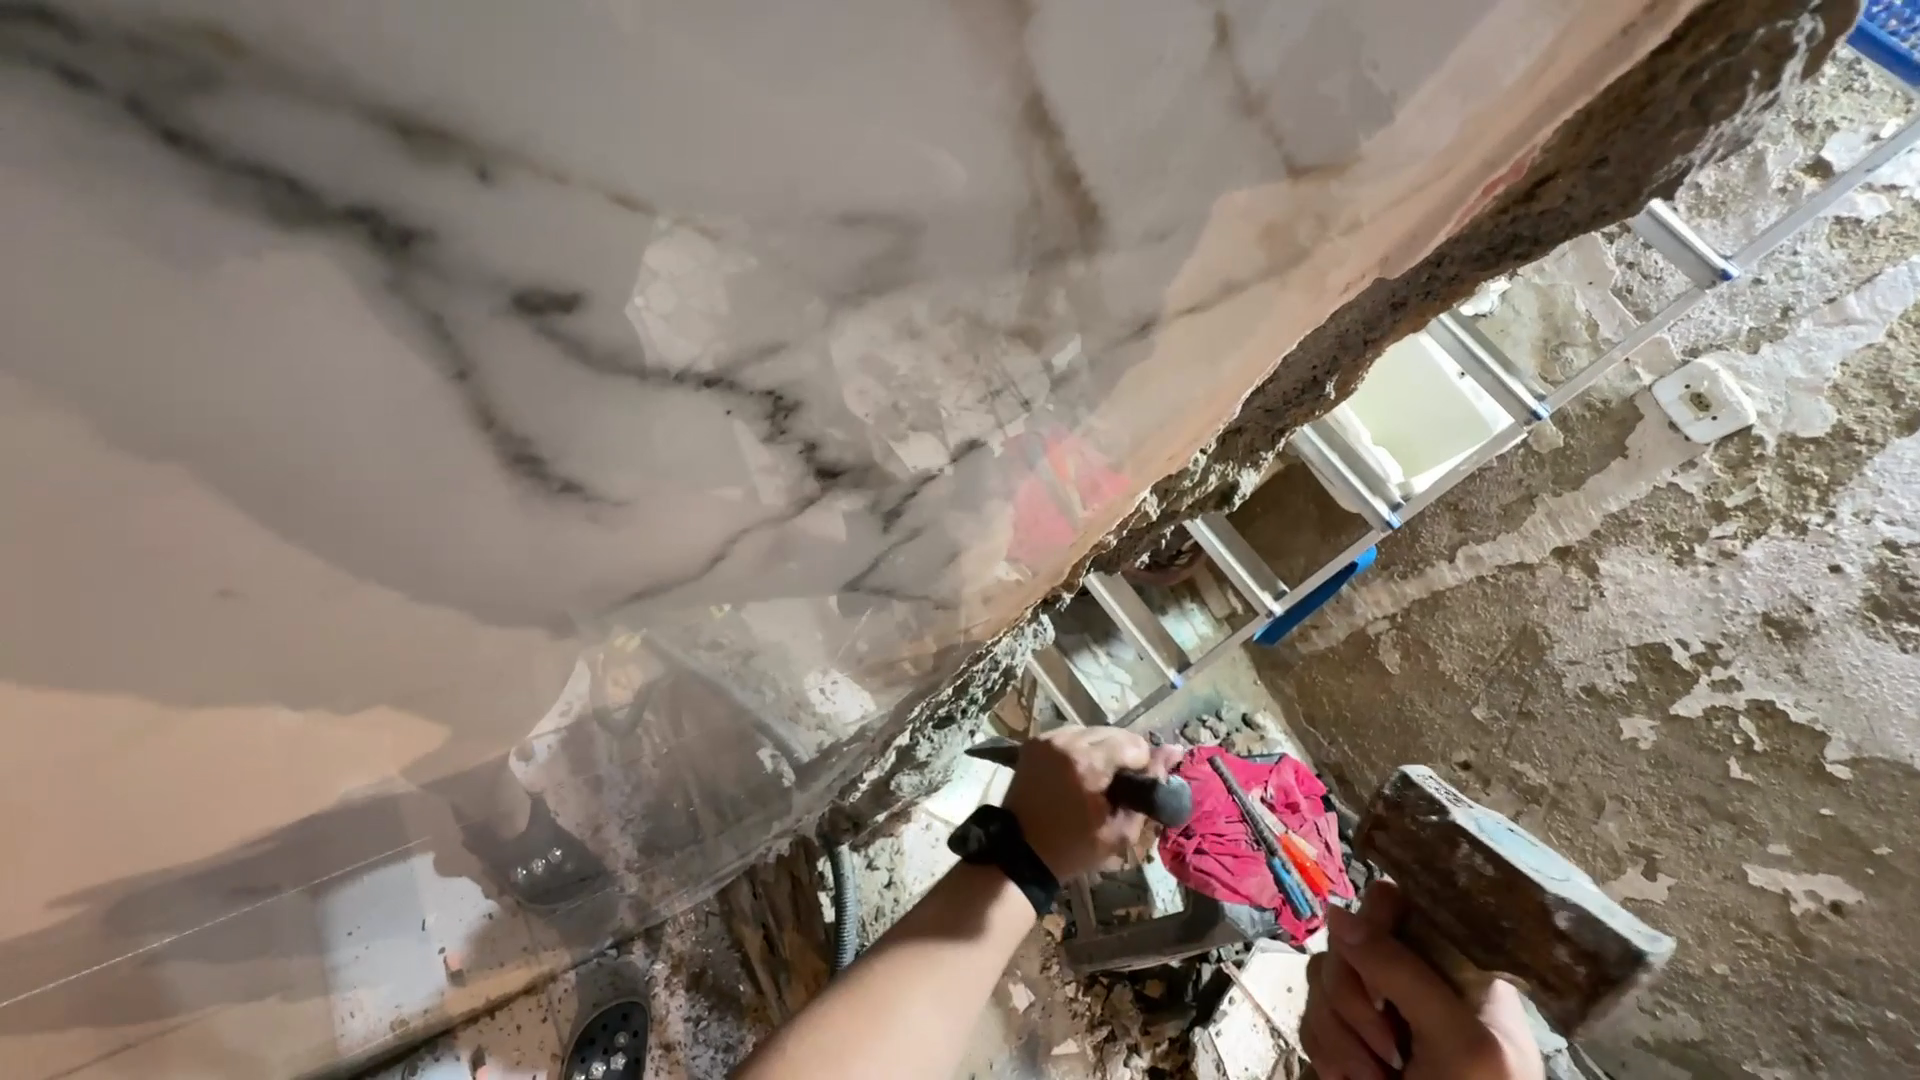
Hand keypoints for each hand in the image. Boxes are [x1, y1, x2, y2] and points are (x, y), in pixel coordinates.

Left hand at [1000, 727, 1181, 879]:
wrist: (1020, 852)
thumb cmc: (1073, 848)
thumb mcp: (1120, 828)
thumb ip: (1149, 787)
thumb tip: (1174, 750)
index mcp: (1087, 762)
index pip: (1135, 744)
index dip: (1142, 767)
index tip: (1135, 790)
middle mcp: (1065, 740)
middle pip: (1114, 733)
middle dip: (1123, 756)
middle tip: (1119, 786)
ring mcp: (1047, 738)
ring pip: (1093, 731)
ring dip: (1102, 750)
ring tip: (1098, 780)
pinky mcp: (1034, 741)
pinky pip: (1071, 735)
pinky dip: (1080, 749)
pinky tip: (1078, 772)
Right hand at [1302, 880, 1542, 1079]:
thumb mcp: (1460, 1044)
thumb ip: (1401, 971)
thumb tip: (1334, 911)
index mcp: (1454, 967)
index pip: (1394, 903)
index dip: (1373, 922)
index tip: (1372, 957)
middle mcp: (1411, 978)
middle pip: (1346, 941)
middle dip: (1352, 997)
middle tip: (1387, 1049)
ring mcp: (1376, 1010)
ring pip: (1319, 979)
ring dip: (1339, 1035)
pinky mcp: (1346, 1040)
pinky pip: (1309, 1016)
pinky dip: (1326, 1053)